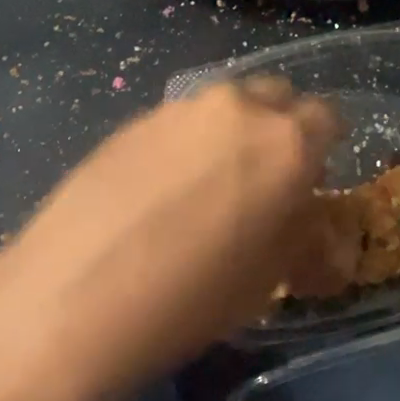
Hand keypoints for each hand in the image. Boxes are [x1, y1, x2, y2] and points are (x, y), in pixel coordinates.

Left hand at [0, 79, 338, 400]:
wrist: (70, 302)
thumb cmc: (191, 300)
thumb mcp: (269, 280)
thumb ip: (306, 238)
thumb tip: (319, 230)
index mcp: (288, 141)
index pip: (329, 118)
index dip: (325, 149)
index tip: (313, 179)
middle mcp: (239, 107)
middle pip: (277, 97)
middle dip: (281, 129)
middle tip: (265, 180)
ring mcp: (180, 108)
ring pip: (226, 105)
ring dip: (232, 133)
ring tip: (208, 186)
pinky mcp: (133, 119)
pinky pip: (180, 121)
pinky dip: (187, 143)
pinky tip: (162, 190)